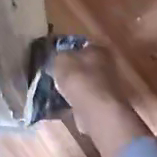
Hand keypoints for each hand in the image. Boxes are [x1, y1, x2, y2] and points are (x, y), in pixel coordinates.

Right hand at [51, 42, 151, 156]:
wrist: (94, 110)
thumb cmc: (79, 79)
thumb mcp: (60, 60)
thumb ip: (57, 57)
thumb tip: (55, 60)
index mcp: (97, 49)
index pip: (79, 45)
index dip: (65, 51)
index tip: (52, 60)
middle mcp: (106, 65)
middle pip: (82, 66)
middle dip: (68, 72)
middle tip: (51, 77)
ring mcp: (105, 87)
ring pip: (82, 84)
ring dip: (70, 89)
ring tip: (53, 93)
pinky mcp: (101, 105)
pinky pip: (82, 100)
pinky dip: (73, 103)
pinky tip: (60, 106)